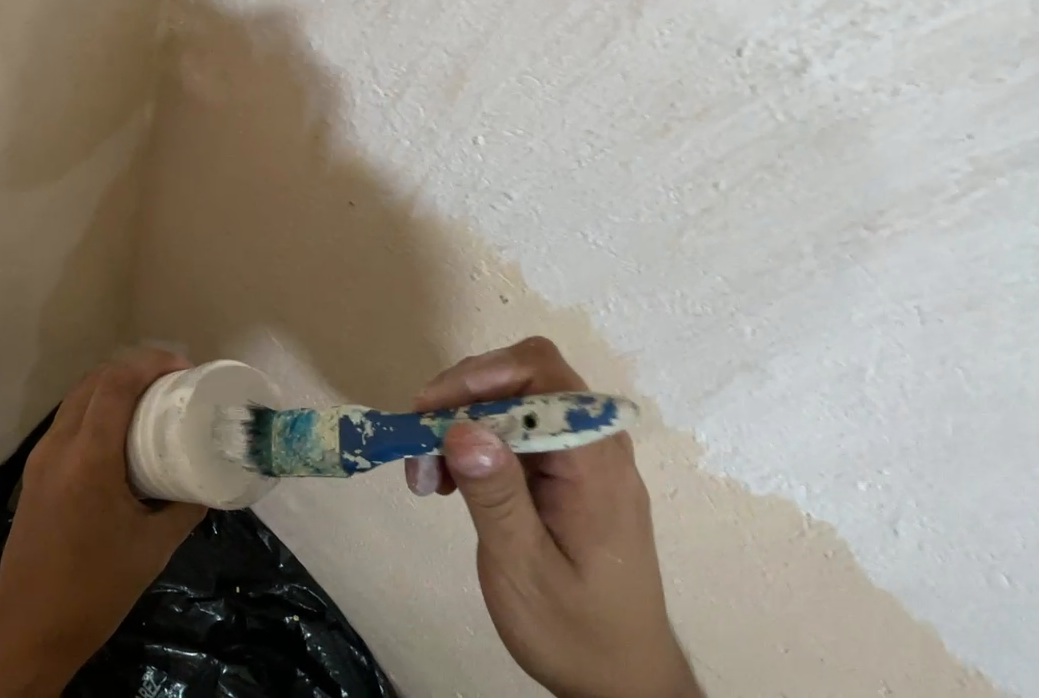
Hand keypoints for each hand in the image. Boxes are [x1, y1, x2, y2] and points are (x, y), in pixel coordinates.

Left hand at [0, 349, 206, 696]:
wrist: (28, 630)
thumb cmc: (95, 590)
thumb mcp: (154, 549)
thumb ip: (186, 507)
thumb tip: (209, 481)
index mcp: (89, 460)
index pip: (116, 384)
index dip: (150, 364)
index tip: (184, 370)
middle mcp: (59, 447)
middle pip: (95, 380)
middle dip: (135, 368)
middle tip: (173, 381)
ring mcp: (41, 458)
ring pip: (77, 397)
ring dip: (114, 385)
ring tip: (152, 399)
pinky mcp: (35, 472)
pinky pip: (68, 420)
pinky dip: (97, 408)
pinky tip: (121, 430)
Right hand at [404, 338, 701, 697]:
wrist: (620, 682)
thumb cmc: (573, 629)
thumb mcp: (523, 566)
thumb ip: (496, 493)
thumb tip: (461, 425)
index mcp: (593, 460)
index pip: (541, 371)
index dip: (481, 373)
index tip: (431, 411)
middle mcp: (593, 445)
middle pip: (523, 378)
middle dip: (461, 399)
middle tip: (418, 445)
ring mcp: (582, 459)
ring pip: (514, 403)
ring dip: (462, 424)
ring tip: (426, 476)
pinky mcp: (567, 477)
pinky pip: (517, 435)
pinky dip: (476, 446)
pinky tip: (450, 483)